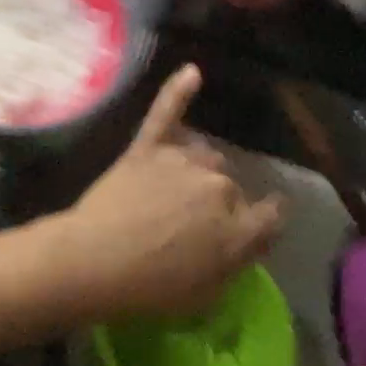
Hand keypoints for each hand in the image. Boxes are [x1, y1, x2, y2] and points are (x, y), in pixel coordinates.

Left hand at [56, 65, 282, 319]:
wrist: (94, 260)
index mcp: (240, 227)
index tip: (255, 224)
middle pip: (230, 185)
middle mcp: (220, 186)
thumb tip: (247, 238)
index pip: (271, 214)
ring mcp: (182, 162)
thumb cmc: (149, 288)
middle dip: (214, 203)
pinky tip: (191, 72)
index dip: (262, 220)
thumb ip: (234, 260)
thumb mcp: (207, 293)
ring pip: (203, 156)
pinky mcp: (146, 148)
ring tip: (166, 195)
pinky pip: (166, 113)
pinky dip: (177, 91)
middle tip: (182, 226)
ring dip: (193, 171)